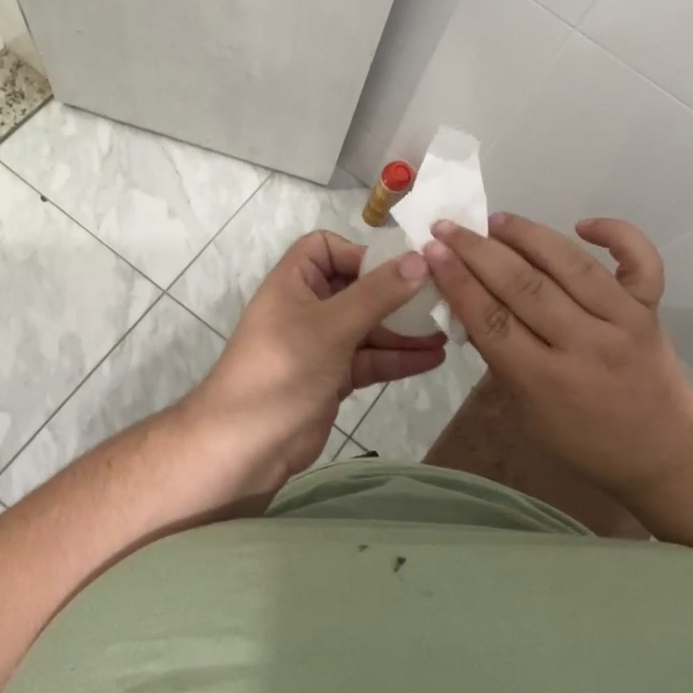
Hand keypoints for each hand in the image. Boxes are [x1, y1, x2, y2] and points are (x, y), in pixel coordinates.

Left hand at [184, 230, 445, 479]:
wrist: (247, 445)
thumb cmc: (284, 370)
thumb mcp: (333, 326)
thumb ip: (378, 293)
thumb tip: (420, 260)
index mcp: (294, 282)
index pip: (326, 247)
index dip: (361, 252)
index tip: (400, 267)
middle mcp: (306, 308)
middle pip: (356, 287)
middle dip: (396, 293)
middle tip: (440, 297)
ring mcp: (320, 345)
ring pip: (367, 327)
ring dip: (403, 329)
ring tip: (446, 332)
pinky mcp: (332, 378)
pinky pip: (369, 359)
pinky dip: (398, 358)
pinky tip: (433, 358)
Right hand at [421, 213, 692, 500]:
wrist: (664, 452)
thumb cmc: (585, 441)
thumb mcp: (527, 414)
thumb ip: (499, 361)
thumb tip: (467, 308)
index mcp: (545, 381)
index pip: (491, 319)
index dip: (457, 281)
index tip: (432, 252)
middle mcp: (584, 345)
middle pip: (523, 286)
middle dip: (478, 251)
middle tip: (449, 228)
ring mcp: (622, 322)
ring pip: (570, 264)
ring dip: (528, 235)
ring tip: (496, 220)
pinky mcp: (650, 308)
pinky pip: (639, 261)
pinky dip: (616, 234)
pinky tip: (583, 224)